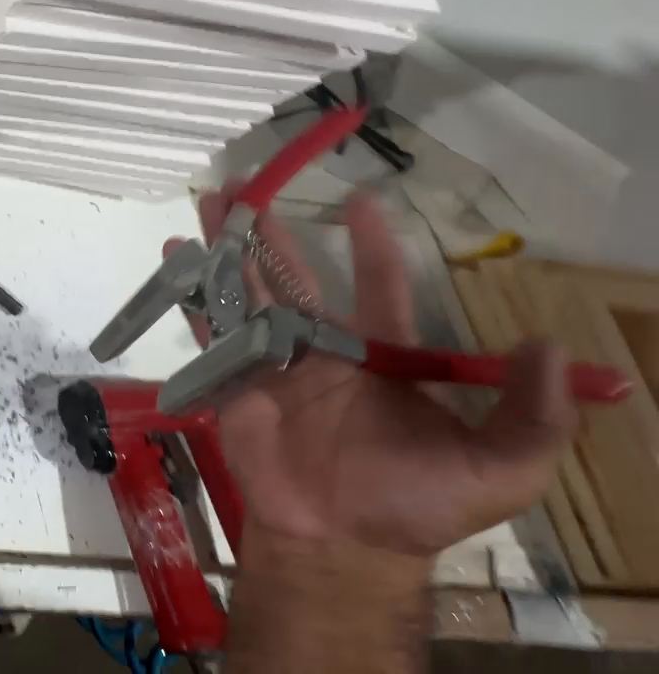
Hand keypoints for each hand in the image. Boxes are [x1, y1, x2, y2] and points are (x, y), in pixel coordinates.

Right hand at [183, 192, 576, 557]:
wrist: (338, 537)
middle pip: (292, 275)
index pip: (378, 285)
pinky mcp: (232, 375)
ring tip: (209, 203)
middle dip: (270, 231)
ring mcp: (272, 358)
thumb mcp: (502, 469)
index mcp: (380, 354)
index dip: (372, 244)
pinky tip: (175, 255)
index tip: (360, 200)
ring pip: (245, 288)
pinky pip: (209, 325)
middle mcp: (322, 345)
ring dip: (225, 246)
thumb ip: (532, 415)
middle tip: (247, 185)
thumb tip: (548, 347)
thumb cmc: (418, 502)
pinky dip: (189, 290)